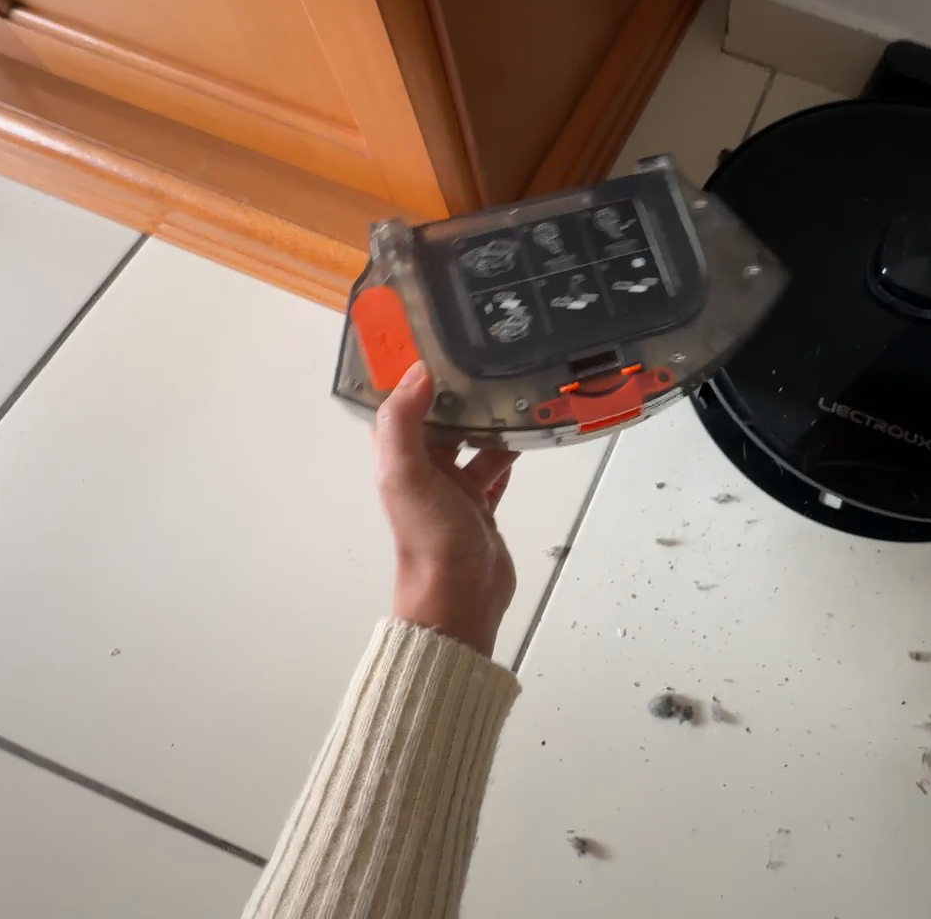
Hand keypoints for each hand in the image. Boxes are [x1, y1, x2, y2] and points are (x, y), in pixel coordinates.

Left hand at [373, 362, 518, 655]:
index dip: (409, 369)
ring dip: (491, 414)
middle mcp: (424, 464)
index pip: (399, 400)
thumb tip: (418, 370)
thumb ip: (404, 422)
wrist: (461, 595)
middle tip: (490, 353)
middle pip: (441, 414)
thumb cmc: (430, 536)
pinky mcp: (483, 499)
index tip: (435, 336)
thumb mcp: (407, 475)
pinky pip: (497, 463)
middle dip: (460, 386)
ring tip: (518, 386)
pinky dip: (512, 447)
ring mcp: (455, 482)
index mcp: (399, 454)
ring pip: (473, 436)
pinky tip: (531, 430)